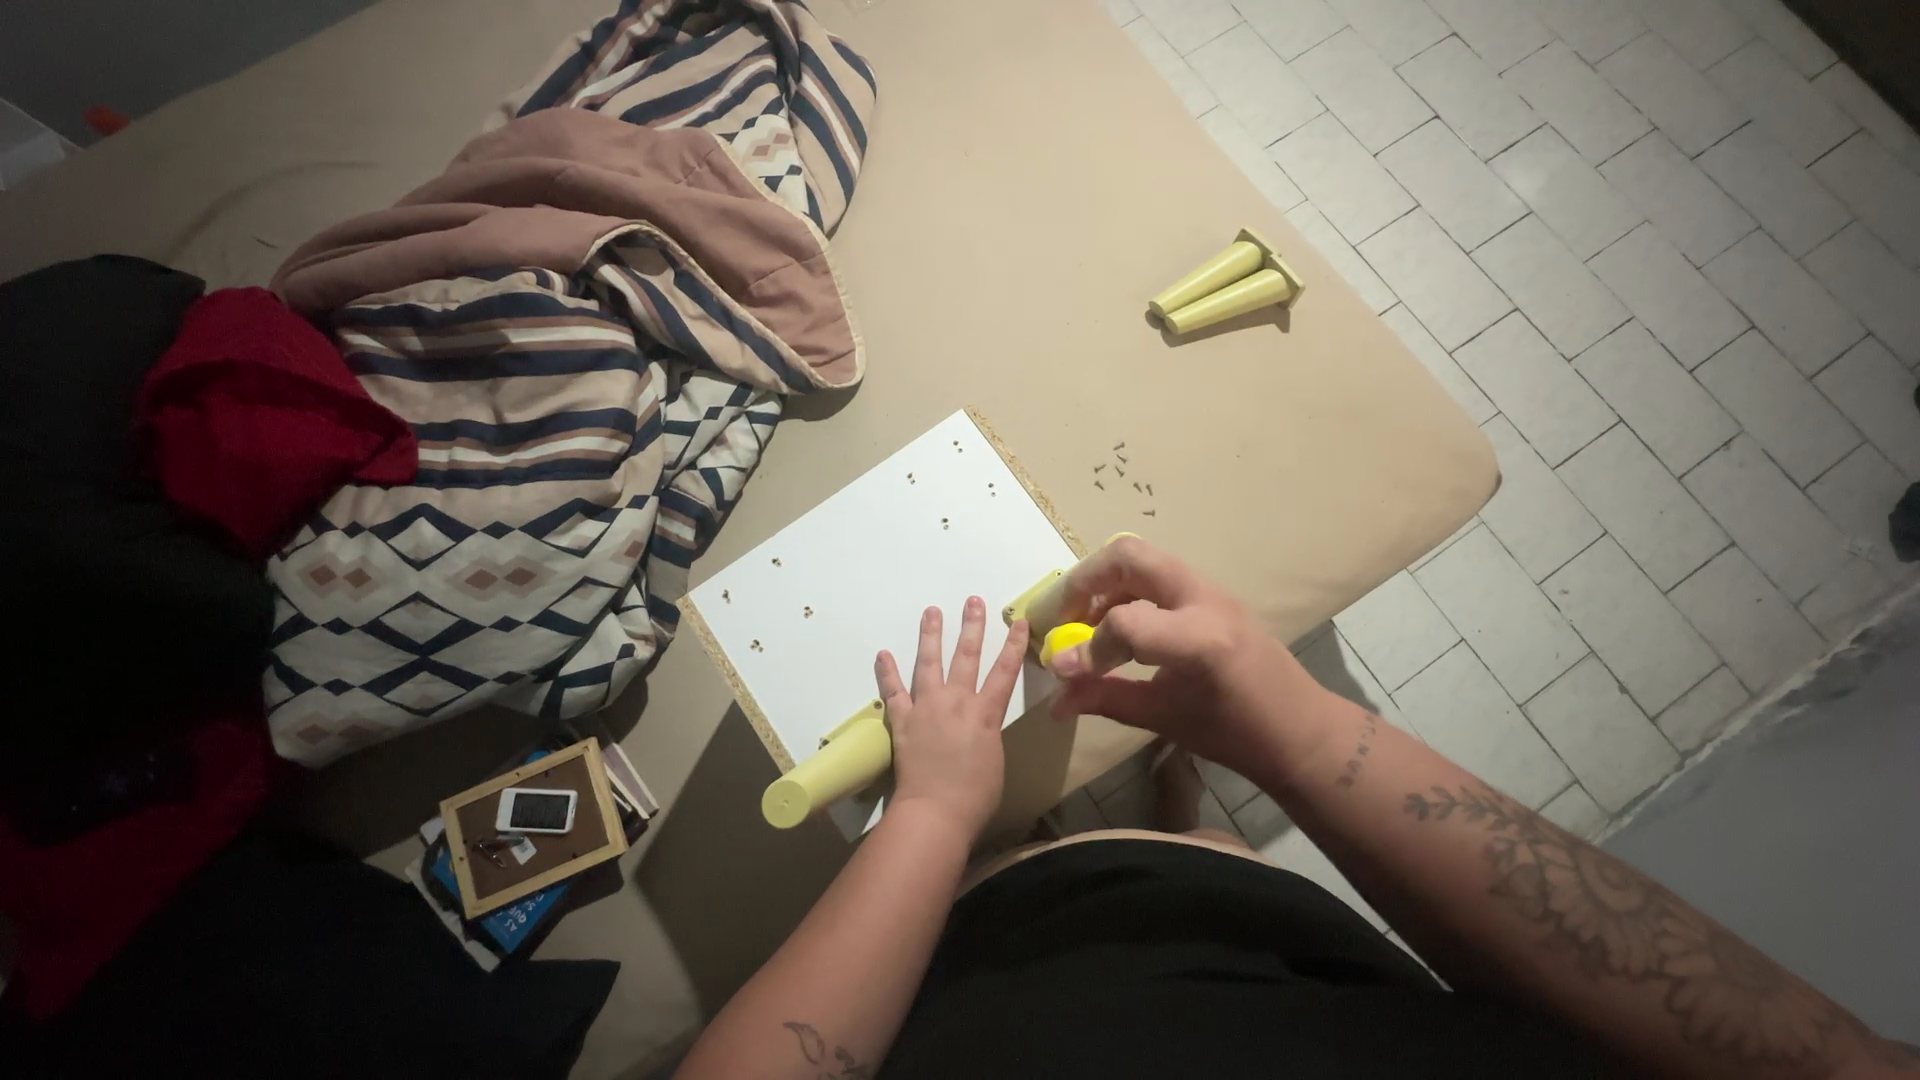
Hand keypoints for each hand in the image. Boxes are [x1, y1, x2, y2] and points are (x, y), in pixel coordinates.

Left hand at [875, 598, 1029, 840]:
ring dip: (931, 635)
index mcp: (985, 714)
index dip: (1013, 645)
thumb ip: (987, 735)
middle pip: (967, 657)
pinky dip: (887, 672)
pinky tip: (883, 653)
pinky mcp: (903, 720)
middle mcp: (957, 702)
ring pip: (929, 663)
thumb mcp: (994, 760)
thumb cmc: (975, 796)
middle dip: (972, 627)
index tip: (1017, 621)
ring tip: (932, 611)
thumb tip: (980, 726)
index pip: (1005, 672)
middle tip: (973, 601)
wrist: (936, 811)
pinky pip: (893, 692)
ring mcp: (927, 708)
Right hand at [1048, 537, 1328, 782]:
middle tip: (1067, 618)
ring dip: (1106, 583)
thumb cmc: (1234, 734)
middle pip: (1128, 556)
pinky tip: (1122, 627)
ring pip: (1143, 557)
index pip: (1123, 623)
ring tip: (1091, 624)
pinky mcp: (1214, 591)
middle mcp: (1205, 600)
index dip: (1087, 648)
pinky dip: (1129, 589)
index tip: (1067, 671)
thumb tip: (1055, 698)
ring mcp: (1212, 589)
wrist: (1300, 729)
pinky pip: (1159, 573)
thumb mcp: (1162, 718)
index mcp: (1199, 639)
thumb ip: (1104, 698)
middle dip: (1085, 582)